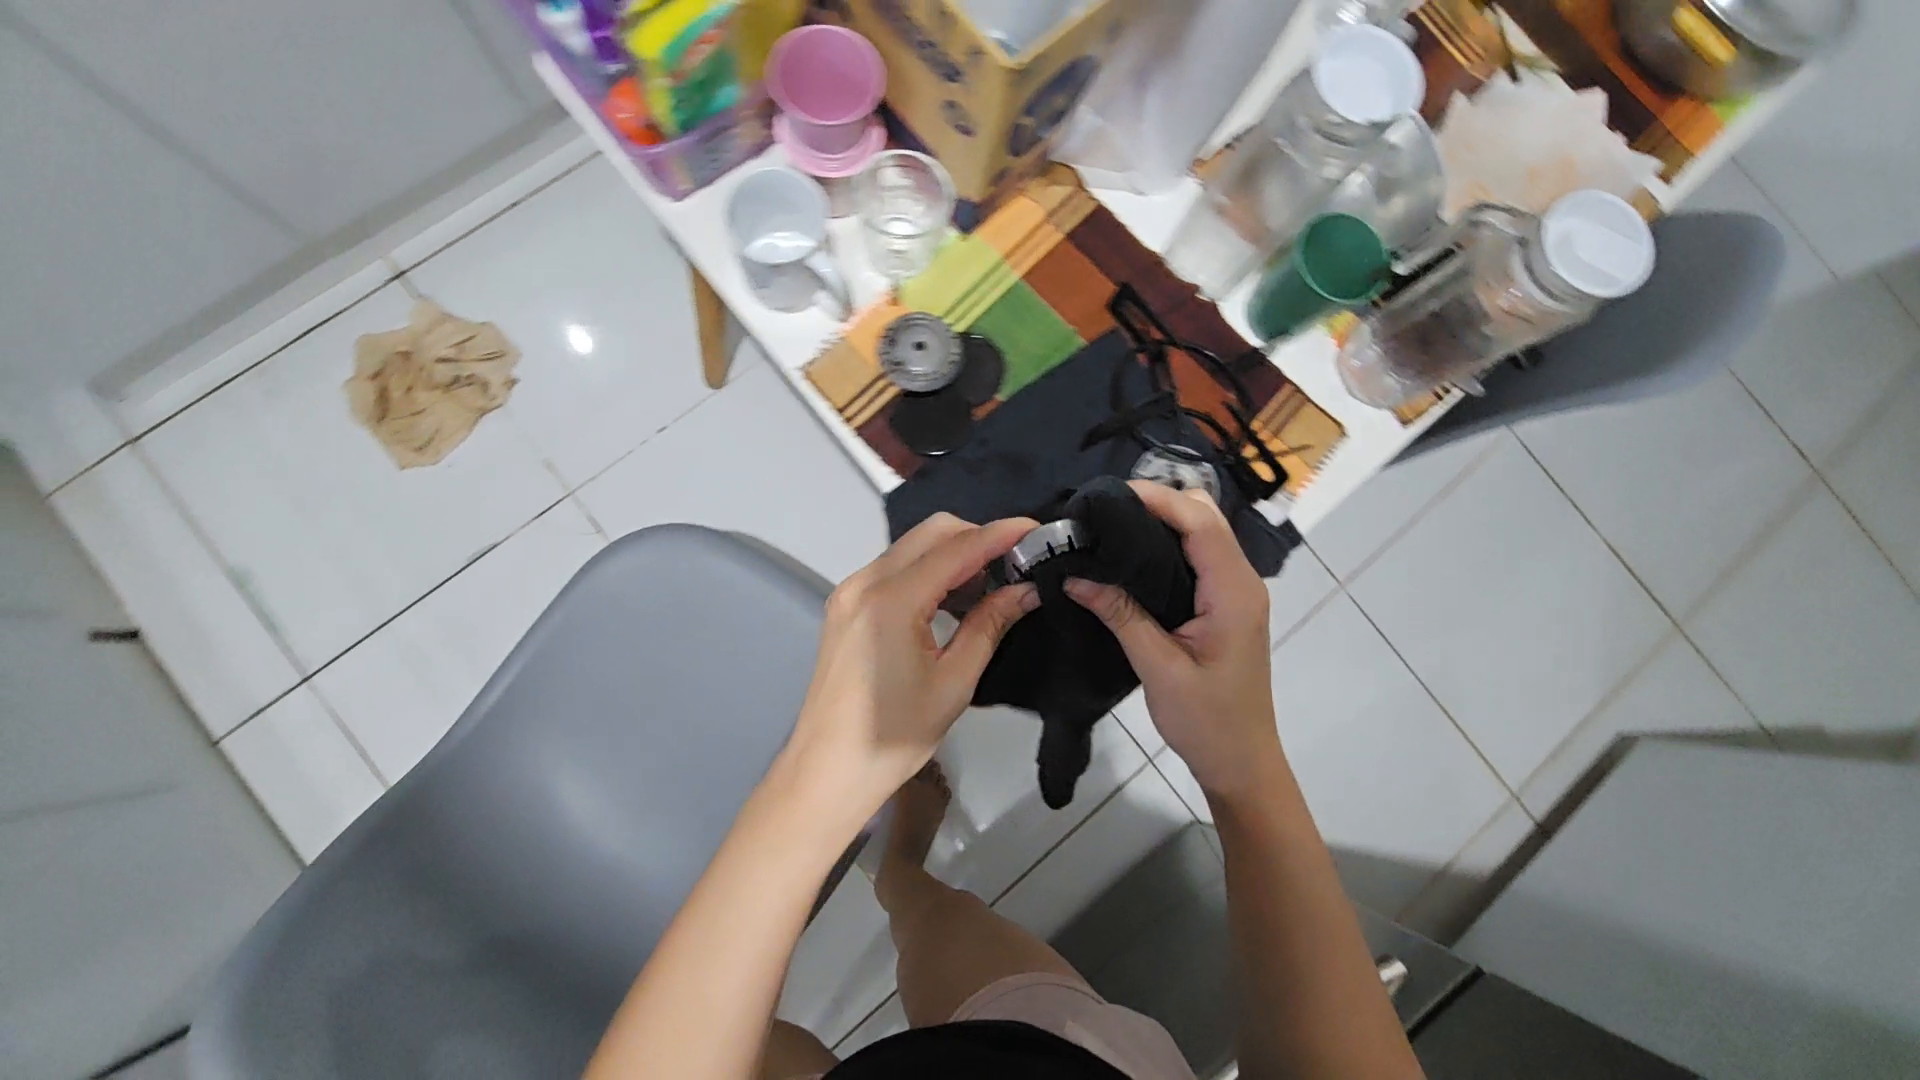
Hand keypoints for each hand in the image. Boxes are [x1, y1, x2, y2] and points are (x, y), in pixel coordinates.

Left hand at [786, 513, 1040, 809]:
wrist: (828, 771)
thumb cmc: (894, 736)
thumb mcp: (954, 682)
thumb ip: (989, 625)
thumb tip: (1026, 590)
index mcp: (891, 600)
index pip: (957, 548)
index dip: (1001, 534)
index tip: (1039, 530)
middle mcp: (864, 582)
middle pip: (931, 533)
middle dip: (977, 538)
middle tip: (1015, 564)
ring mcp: (849, 592)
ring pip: (911, 547)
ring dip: (952, 554)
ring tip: (989, 587)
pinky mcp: (845, 606)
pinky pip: (893, 569)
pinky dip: (927, 571)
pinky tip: (952, 601)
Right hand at [1065, 481, 1281, 802]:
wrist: (1241, 760)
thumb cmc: (1206, 720)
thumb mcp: (1158, 668)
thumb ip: (1120, 615)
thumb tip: (1076, 576)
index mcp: (1233, 592)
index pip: (1200, 522)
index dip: (1157, 500)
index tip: (1108, 497)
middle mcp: (1240, 582)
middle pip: (1204, 516)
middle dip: (1158, 503)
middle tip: (1104, 514)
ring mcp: (1235, 591)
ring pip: (1202, 532)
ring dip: (1162, 521)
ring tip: (1111, 529)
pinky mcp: (1224, 603)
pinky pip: (1199, 555)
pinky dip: (1168, 543)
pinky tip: (1132, 556)